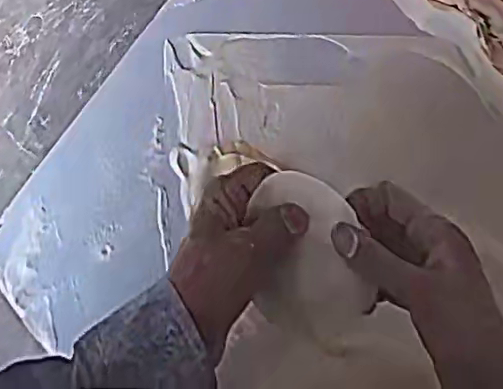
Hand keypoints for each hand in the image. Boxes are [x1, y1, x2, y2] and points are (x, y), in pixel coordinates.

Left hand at [169, 162, 307, 359]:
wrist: (190, 328)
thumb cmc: (208, 281)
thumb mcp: (247, 249)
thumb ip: (275, 227)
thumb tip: (297, 214)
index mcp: (220, 195)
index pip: (259, 174)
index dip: (283, 182)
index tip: (307, 194)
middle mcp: (223, 211)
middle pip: (263, 199)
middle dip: (286, 209)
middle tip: (312, 219)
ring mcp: (228, 238)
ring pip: (264, 226)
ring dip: (282, 234)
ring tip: (306, 242)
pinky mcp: (234, 263)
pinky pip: (262, 249)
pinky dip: (276, 253)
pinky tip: (293, 263)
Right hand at [333, 182, 502, 388]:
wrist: (495, 386)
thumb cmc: (464, 330)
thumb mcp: (418, 291)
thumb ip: (378, 260)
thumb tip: (340, 231)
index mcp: (438, 232)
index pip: (392, 198)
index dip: (363, 202)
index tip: (335, 220)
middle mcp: (434, 246)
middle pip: (389, 221)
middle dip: (360, 229)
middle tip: (331, 245)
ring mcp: (432, 273)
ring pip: (389, 250)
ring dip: (365, 257)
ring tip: (341, 270)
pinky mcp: (427, 300)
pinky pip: (393, 276)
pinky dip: (375, 280)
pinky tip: (360, 295)